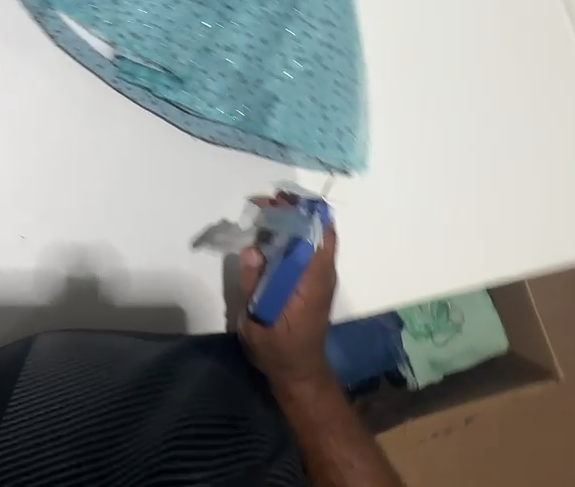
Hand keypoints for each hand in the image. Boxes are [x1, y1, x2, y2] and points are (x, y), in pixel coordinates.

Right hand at [237, 194, 338, 394]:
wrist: (299, 374)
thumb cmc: (279, 350)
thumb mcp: (257, 321)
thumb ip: (254, 284)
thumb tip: (253, 249)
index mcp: (312, 282)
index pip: (320, 237)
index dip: (302, 212)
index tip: (278, 200)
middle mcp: (321, 275)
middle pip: (316, 231)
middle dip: (291, 211)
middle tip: (261, 203)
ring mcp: (318, 278)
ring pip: (310, 237)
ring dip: (289, 221)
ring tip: (261, 211)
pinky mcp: (310, 281)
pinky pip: (303, 249)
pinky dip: (287, 235)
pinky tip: (266, 233)